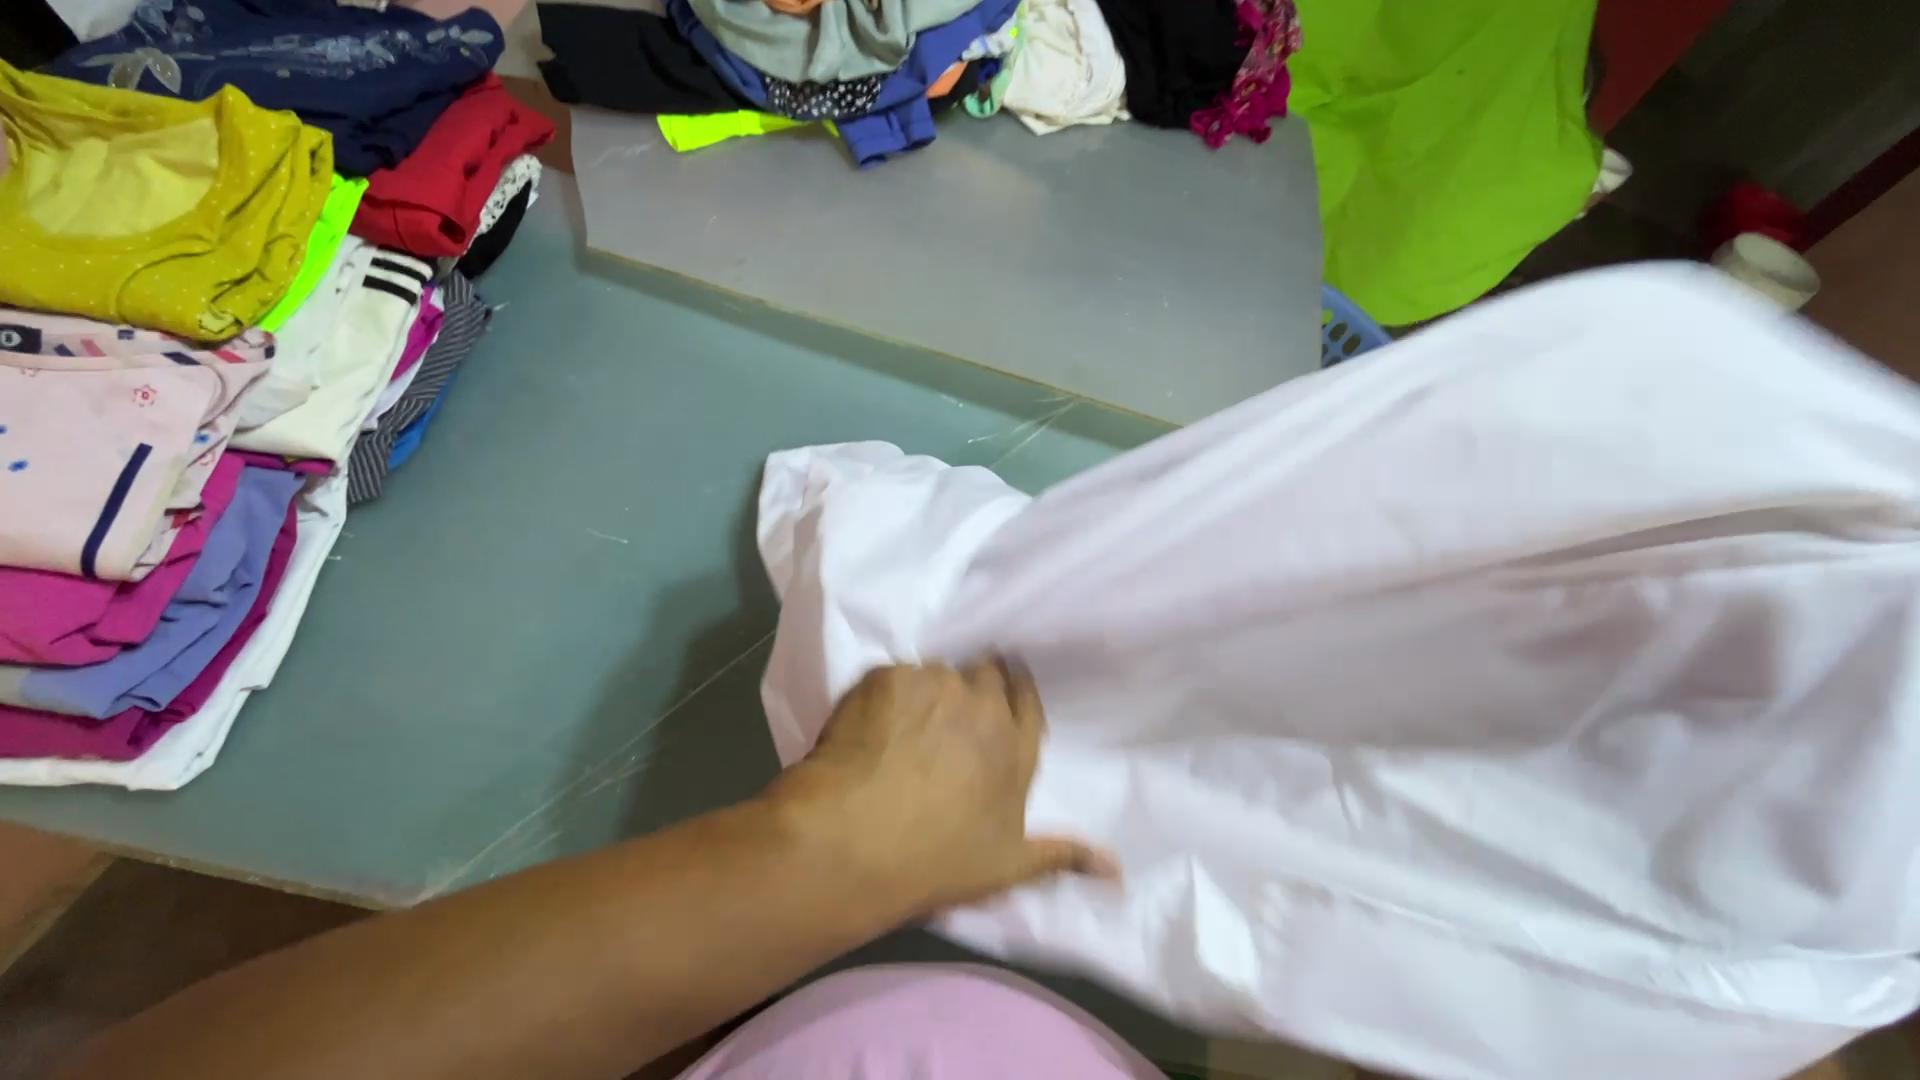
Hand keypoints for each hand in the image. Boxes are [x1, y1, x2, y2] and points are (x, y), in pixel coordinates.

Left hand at [768, 660, 1115, 916]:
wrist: (856, 842)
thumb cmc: (938, 859)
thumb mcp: (1007, 865)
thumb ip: (1063, 856)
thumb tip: (1118, 870)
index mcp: (1015, 745)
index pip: (1026, 696)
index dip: (1012, 694)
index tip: (997, 701)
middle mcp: (982, 704)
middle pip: (985, 674)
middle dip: (970, 690)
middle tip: (945, 720)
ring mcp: (934, 685)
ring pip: (935, 673)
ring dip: (926, 693)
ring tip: (901, 728)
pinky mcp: (887, 676)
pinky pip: (892, 676)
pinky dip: (884, 696)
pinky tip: (869, 728)